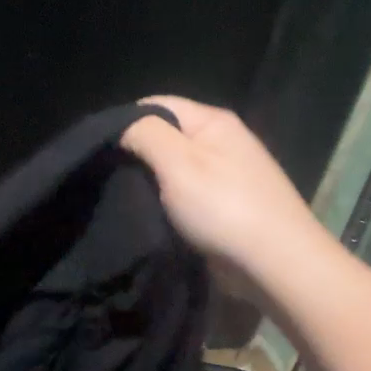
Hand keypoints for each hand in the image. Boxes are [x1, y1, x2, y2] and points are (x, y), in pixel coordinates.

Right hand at [120, 96, 333, 279]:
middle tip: (102, 178)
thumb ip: (145, 134)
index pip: (154, 105)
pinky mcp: (219, 207)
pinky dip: (161, 203)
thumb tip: (118, 128)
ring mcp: (221, 176)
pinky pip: (179, 196)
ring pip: (168, 169)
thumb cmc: (224, 207)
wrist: (274, 264)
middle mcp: (218, 142)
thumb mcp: (179, 162)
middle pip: (162, 137)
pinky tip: (145, 216)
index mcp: (211, 122)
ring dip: (145, 183)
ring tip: (118, 199)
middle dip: (132, 155)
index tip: (96, 151)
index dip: (122, 123)